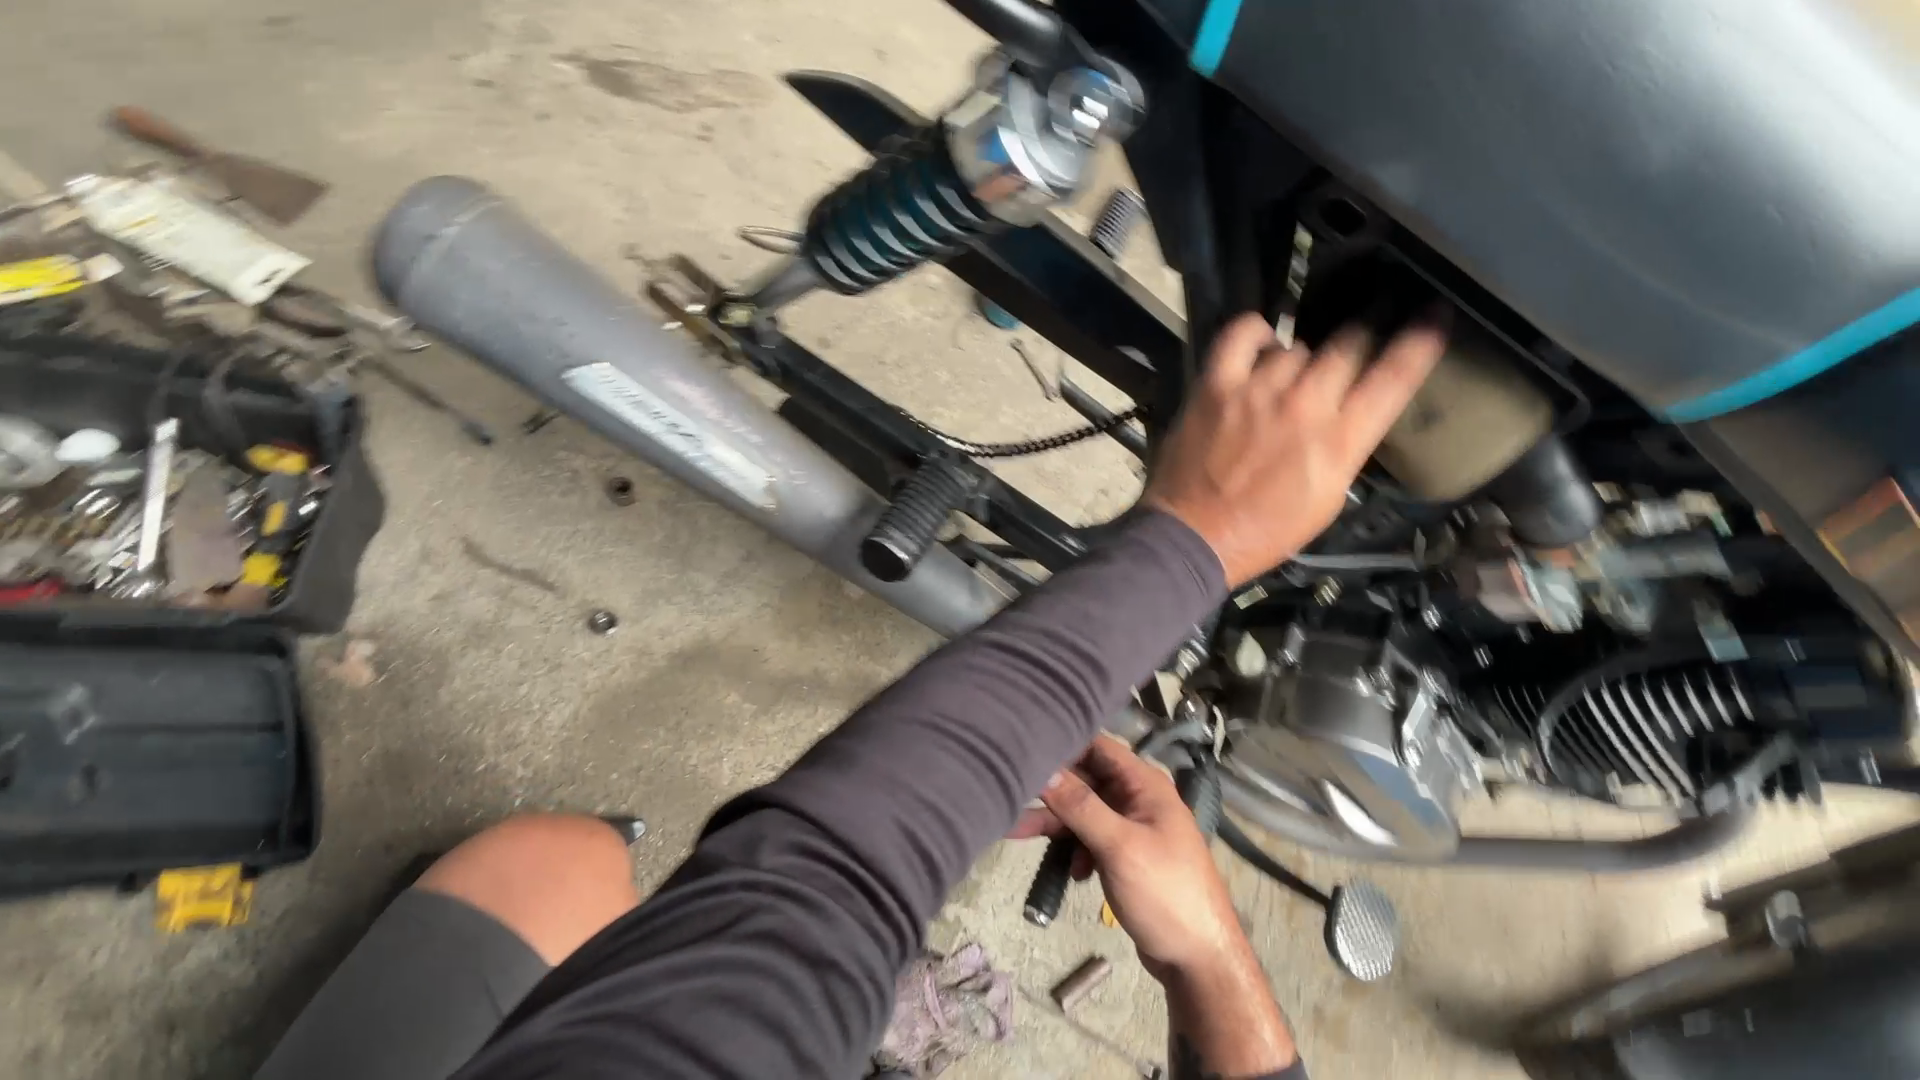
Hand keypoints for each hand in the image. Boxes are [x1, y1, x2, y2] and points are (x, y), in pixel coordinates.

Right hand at [1011, 736, 1243, 979]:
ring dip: (1056, 823)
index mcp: (1144, 784)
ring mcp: (1131, 827)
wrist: (1198, 958)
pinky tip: (1071, 872)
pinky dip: (1075, 849)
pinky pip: (1090, 838)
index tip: (1022, 749)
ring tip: (1015, 832)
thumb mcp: (1118, 846)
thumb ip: (1080, 806)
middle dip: (1050, 789)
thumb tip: (1042, 769)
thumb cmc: (1165, 892)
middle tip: (1008, 795)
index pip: (1096, 746)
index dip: (1062, 744)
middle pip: (1084, 780)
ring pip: (1083, 812)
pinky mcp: (1124, 854)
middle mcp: (1137, 798)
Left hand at [1144, 313, 1446, 585]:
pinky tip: (1261, 343)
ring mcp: (1258, 392)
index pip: (1394, 379)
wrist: (1194, 537)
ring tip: (1287, 381)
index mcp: (1340, 442)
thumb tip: (1348, 412)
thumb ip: (1344, 448)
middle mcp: (1306, 407)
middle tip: (1349, 353)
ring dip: (1299, 360)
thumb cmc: (1263, 531)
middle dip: (1357, 343)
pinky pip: (1240, 336)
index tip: (1434, 314)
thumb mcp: (1327, 498)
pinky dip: (1255, 333)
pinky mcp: (1216, 386)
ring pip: (1296, 348)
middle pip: (1348, 345)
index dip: (1420, 341)